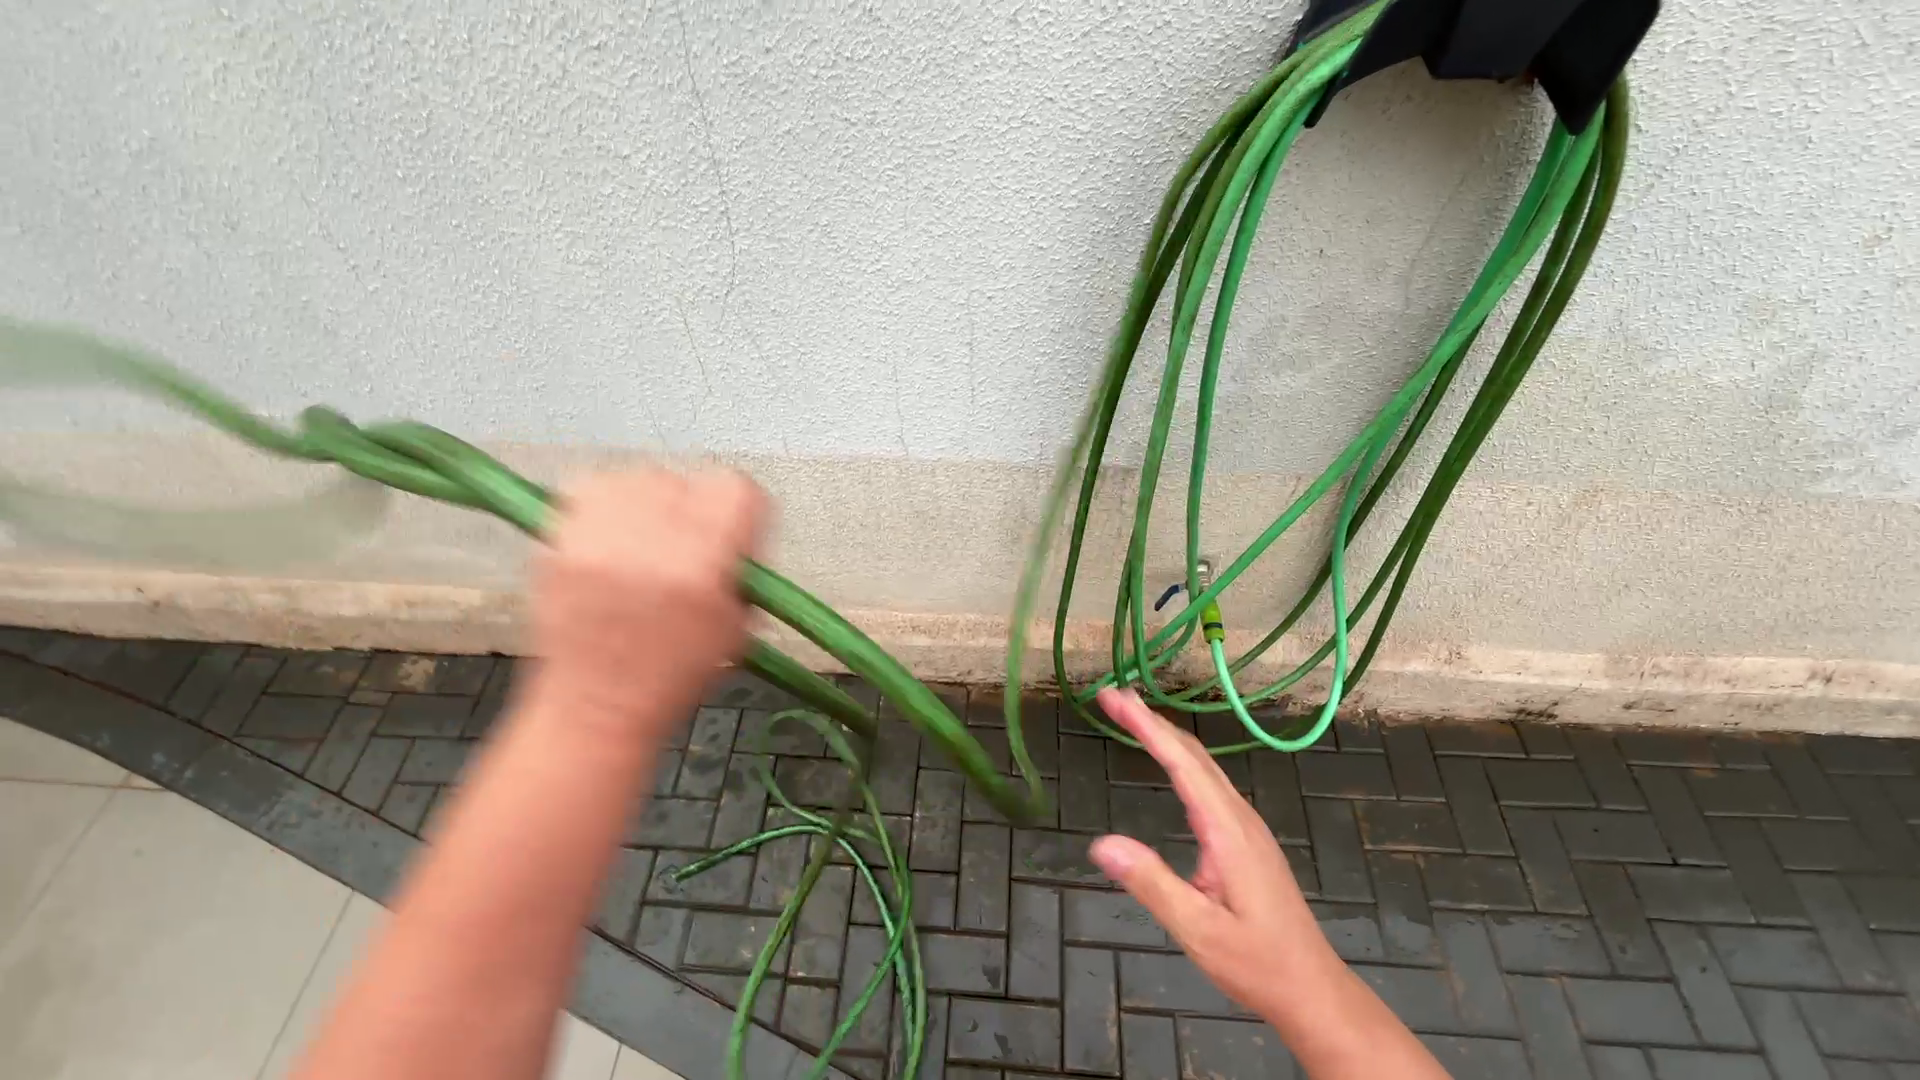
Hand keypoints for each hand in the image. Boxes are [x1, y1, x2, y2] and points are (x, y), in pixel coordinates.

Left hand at [528, 468, 765, 734]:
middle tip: (687, 543)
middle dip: (693, 509)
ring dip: (651, 502)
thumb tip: (737, 531)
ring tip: (646, 538)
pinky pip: (591, 487)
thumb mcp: (735, 627)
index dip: (740, 509)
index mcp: (701, 567)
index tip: (733, 529)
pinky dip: (606, 502)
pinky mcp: (559, 540)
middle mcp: (650, 543)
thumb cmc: (673, 676)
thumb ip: (739, 570)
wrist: (594, 709)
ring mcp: (598, 539)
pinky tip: (612, 534)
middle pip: (686, 479)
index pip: (734, 489)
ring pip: (639, 477)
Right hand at [1087, 689, 1335, 1020]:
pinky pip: (1209, 783)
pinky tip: (1170, 765)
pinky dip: (1181, 760)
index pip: (1182, 763)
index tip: (1115, 698)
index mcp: (1227, 830)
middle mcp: (1239, 818)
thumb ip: (1151, 883)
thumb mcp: (1198, 930)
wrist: (1312, 989)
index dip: (1147, 726)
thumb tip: (1101, 843)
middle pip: (1194, 755)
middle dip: (1152, 720)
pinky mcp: (1246, 840)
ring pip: (1204, 766)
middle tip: (1112, 697)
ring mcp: (1247, 827)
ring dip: (1167, 737)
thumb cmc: (1256, 962)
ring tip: (1132, 718)